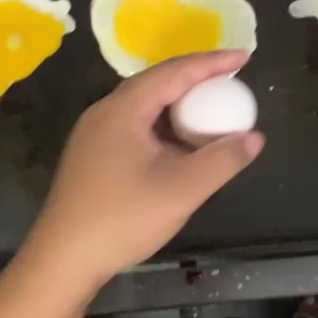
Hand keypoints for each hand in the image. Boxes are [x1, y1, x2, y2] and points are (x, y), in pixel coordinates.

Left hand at [24, 50, 264, 285]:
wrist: (63, 259)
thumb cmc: (123, 218)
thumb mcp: (182, 190)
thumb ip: (222, 160)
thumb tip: (254, 137)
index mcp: (123, 109)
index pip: (174, 72)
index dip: (212, 63)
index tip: (245, 57)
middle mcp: (105, 112)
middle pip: (157, 83)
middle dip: (197, 79)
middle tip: (232, 81)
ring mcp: (95, 134)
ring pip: (146, 106)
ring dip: (180, 105)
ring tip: (213, 109)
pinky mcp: (93, 155)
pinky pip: (136, 126)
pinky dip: (165, 126)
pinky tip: (182, 144)